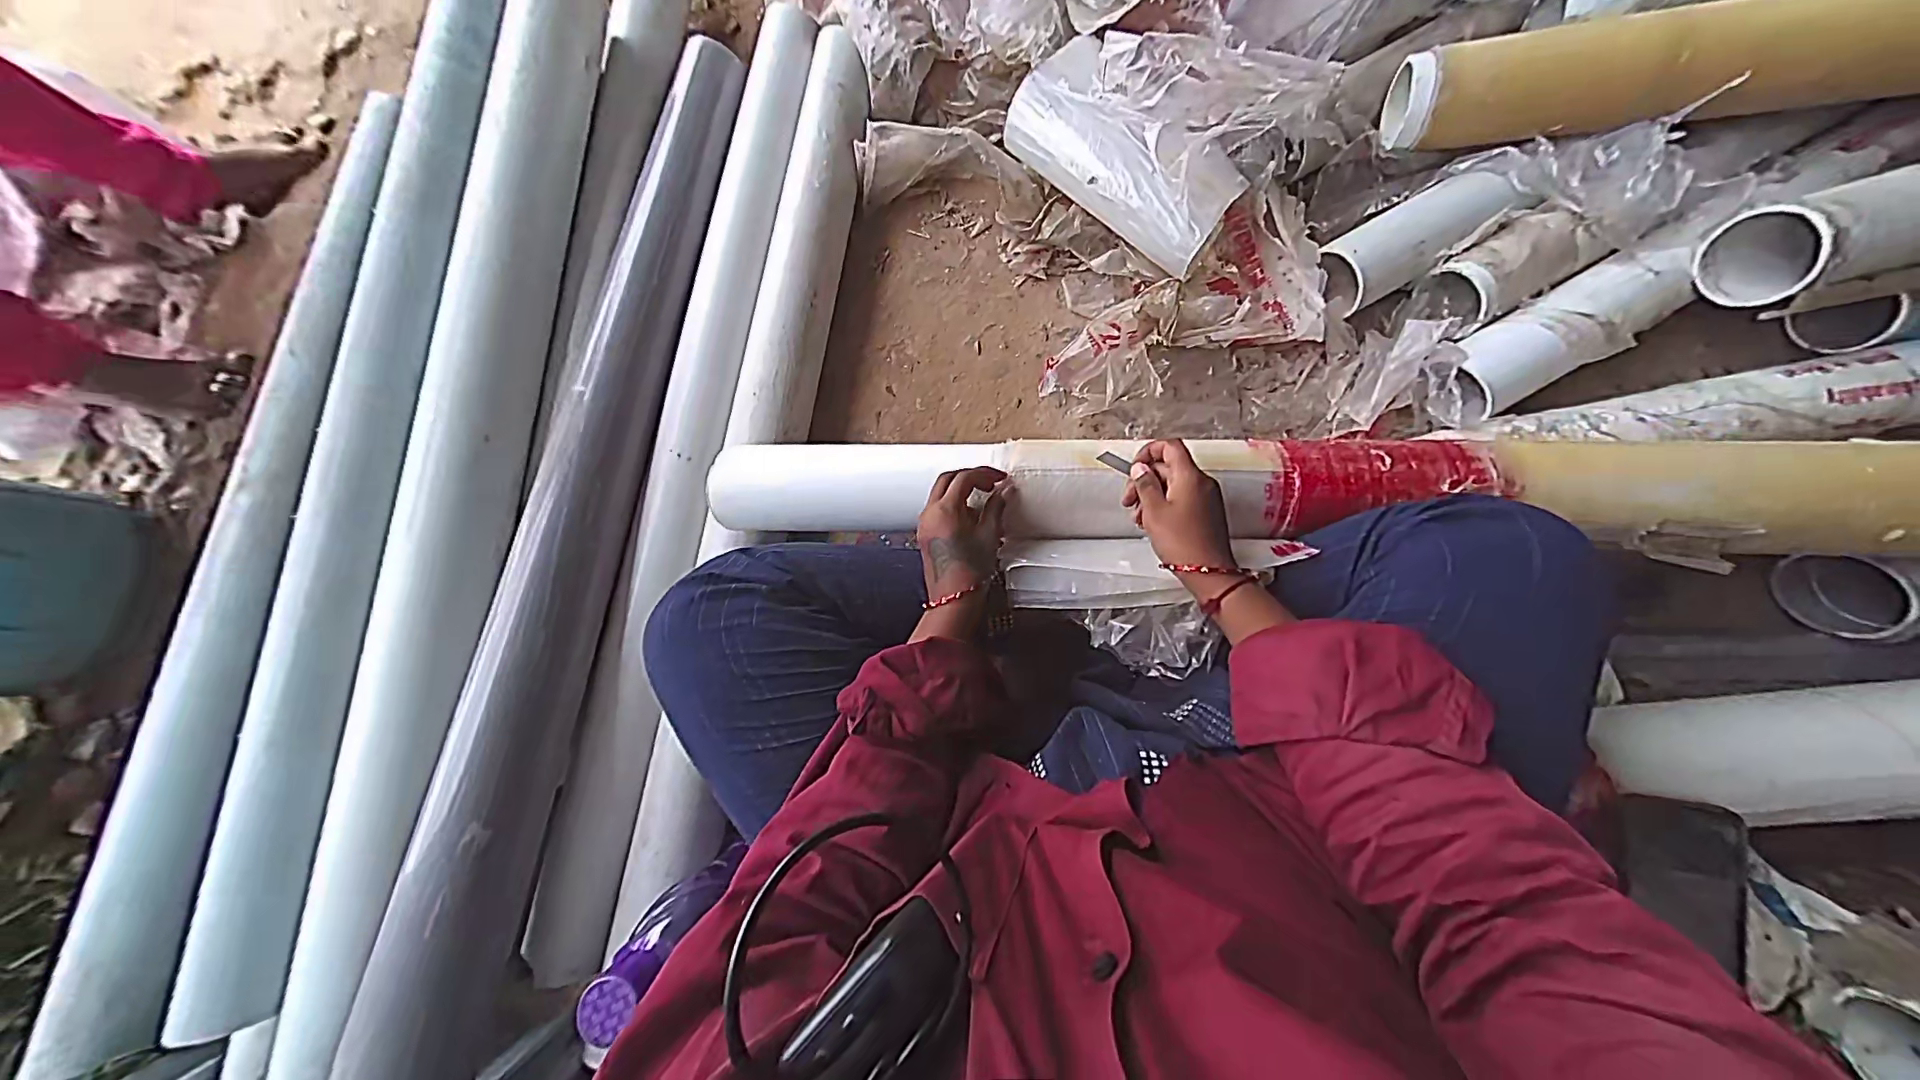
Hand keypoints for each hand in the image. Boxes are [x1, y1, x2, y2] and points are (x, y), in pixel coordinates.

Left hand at [912, 466, 1008, 641]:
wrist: (954, 599)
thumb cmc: (969, 574)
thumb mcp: (989, 535)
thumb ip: (996, 507)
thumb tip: (1003, 492)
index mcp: (945, 510)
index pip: (964, 478)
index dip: (984, 474)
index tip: (999, 479)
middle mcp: (930, 514)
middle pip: (948, 480)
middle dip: (970, 477)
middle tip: (989, 482)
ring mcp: (925, 525)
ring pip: (941, 494)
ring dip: (961, 492)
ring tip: (984, 502)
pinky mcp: (925, 535)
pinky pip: (938, 510)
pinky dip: (954, 506)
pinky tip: (971, 519)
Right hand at [1121, 440, 1235, 570]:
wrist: (1208, 571)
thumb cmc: (1182, 543)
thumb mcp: (1153, 511)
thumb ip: (1144, 484)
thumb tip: (1139, 468)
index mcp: (1190, 476)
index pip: (1170, 447)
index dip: (1148, 452)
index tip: (1134, 467)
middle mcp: (1201, 482)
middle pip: (1168, 467)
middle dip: (1144, 480)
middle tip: (1129, 499)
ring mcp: (1205, 497)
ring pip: (1173, 484)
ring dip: (1152, 494)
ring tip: (1139, 516)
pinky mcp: (1205, 511)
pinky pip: (1182, 498)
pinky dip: (1164, 504)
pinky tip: (1152, 521)